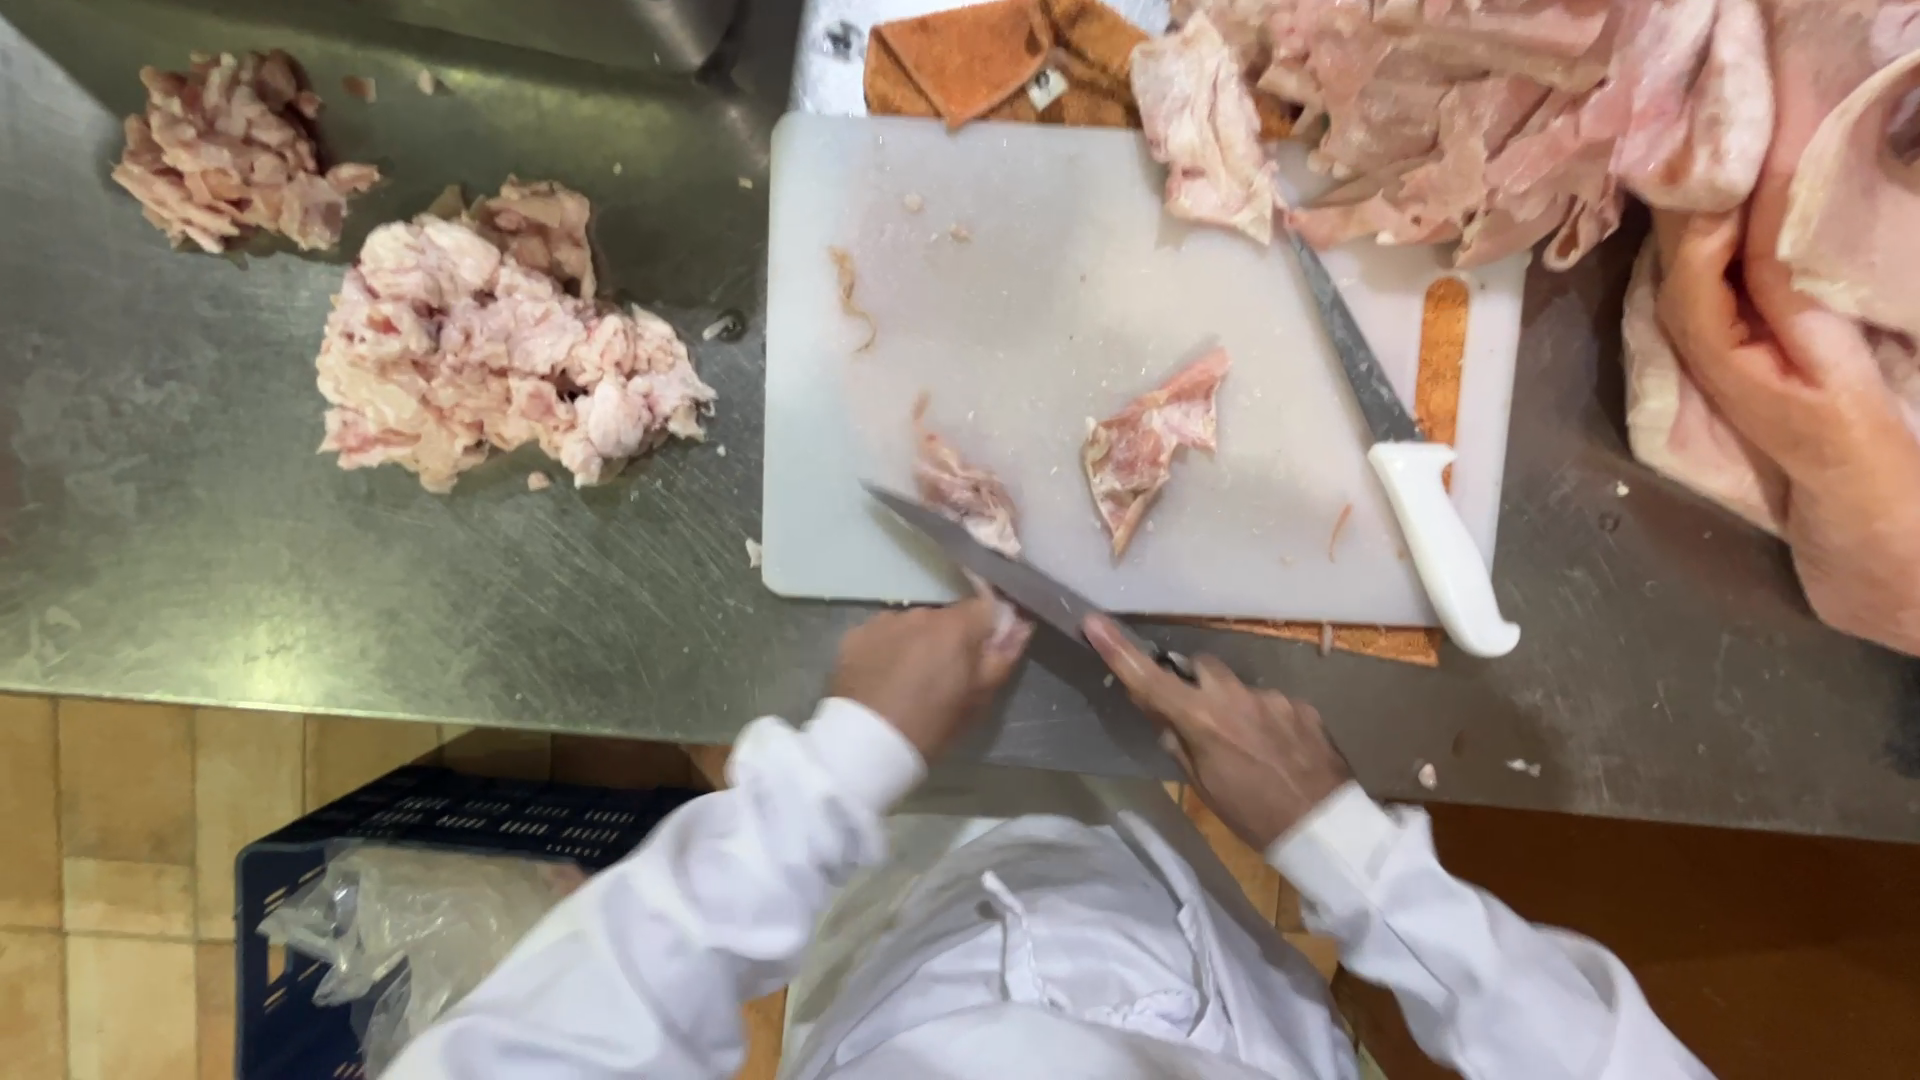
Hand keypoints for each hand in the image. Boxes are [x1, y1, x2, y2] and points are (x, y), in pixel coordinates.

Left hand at [829, 596, 1031, 759]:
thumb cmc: (930, 726)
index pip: (985, 607)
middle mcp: (920, 614)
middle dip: (949, 639)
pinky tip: (882, 677)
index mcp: (955, 628)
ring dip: (917, 642)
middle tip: (943, 676)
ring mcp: (884, 621)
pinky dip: (887, 648)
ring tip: (909, 678)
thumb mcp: (977, 700)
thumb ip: (1002, 657)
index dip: (988, 629)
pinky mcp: (855, 634)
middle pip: (946, 617)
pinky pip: (883, 634)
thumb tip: (1022, 624)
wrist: (863, 745)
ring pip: (913, 624)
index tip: (982, 654)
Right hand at [1085, 615, 1350, 849]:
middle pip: (1200, 666)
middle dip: (1193, 681)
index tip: (1094, 622)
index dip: (1118, 649)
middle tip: (1198, 713)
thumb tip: (1161, 713)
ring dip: (1234, 704)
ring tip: (1249, 745)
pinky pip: (1271, 702)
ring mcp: (1272, 697)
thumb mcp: (1203, 787)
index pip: (1148, 678)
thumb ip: (1179, 741)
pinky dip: (1266, 719)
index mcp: (1202, 720)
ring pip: (1238, 686)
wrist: (1327, 831)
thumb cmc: (1254, 817)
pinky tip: (1278, 750)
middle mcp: (1234, 697)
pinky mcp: (1302, 705)